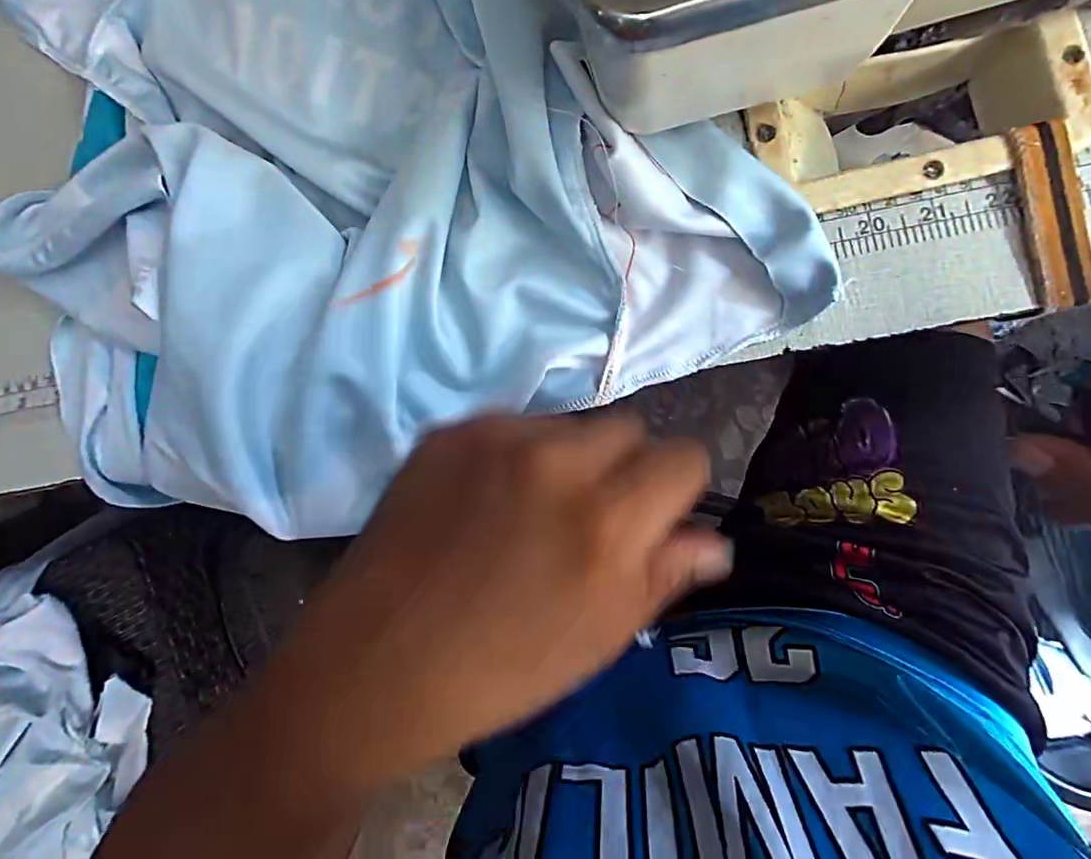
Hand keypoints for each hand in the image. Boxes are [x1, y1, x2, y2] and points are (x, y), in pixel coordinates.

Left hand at [101, 414, 727, 858]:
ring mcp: (498, 437)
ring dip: (572, 457)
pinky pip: (515, 424)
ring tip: (533, 508)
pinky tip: (488, 499)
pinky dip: (518, 454)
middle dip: (627, 467)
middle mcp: (559, 460)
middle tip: (592, 514)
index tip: (657, 514)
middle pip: (631, 428)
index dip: (679, 487)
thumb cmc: (503, 667)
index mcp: (607, 519)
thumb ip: (666, 573)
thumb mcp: (601, 636)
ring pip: (573, 423)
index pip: (684, 456)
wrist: (376, 664)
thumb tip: (715, 538)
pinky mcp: (452, 430)